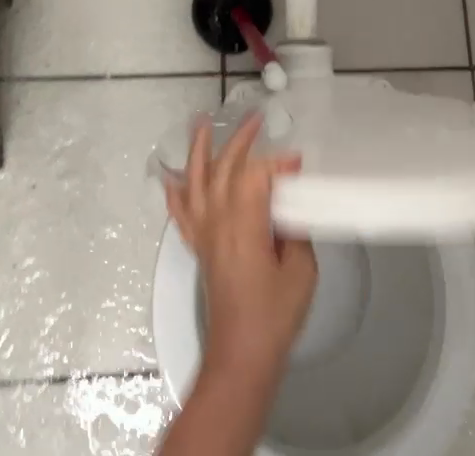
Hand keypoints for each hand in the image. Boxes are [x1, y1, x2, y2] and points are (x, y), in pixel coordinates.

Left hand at [163, 111, 316, 381]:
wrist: (241, 354)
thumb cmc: (274, 316)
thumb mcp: (301, 270)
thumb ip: (296, 231)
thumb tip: (290, 207)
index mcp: (243, 226)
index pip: (255, 176)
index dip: (277, 162)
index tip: (299, 162)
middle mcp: (217, 223)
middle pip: (223, 169)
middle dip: (239, 140)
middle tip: (257, 119)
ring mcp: (203, 234)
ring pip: (195, 181)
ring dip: (198, 151)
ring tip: (201, 123)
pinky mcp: (198, 247)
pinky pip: (180, 211)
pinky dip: (175, 189)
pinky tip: (172, 174)